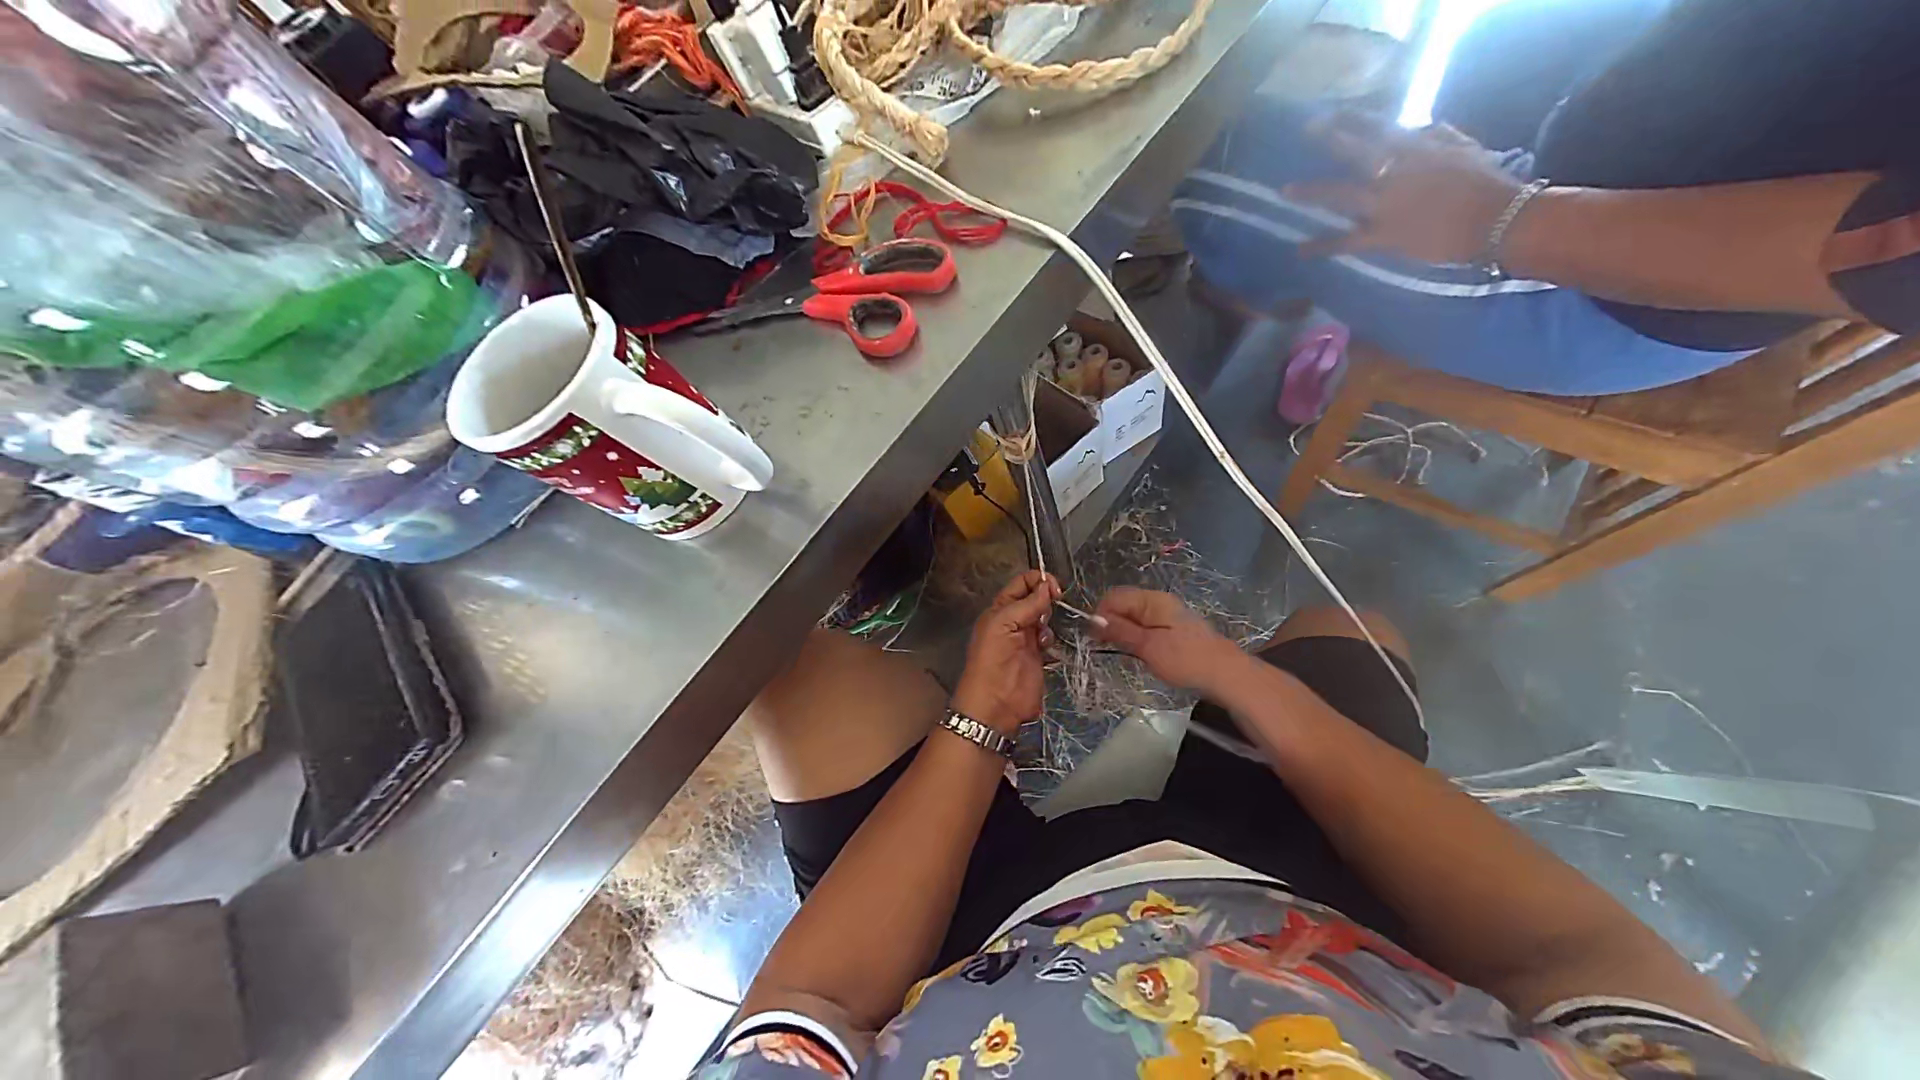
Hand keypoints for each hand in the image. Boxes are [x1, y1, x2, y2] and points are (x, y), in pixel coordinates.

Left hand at [951, 570, 1059, 735]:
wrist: (995, 703)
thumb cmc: (993, 660)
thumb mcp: (1003, 625)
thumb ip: (1027, 604)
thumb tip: (1047, 585)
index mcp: (1000, 609)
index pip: (1021, 584)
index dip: (1038, 581)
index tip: (1054, 587)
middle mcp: (1014, 621)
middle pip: (1035, 599)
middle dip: (1047, 599)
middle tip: (1057, 604)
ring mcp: (1027, 639)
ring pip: (1045, 618)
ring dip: (1051, 620)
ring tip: (1045, 633)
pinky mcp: (1039, 657)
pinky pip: (1051, 639)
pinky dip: (1054, 639)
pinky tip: (1049, 646)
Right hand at [1093, 587, 1245, 694]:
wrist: (1226, 675)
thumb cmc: (1185, 660)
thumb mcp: (1148, 646)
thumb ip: (1121, 630)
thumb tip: (1095, 619)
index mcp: (1152, 600)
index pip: (1114, 597)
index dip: (1100, 615)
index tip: (1095, 639)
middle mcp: (1158, 602)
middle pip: (1123, 605)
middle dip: (1111, 624)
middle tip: (1108, 648)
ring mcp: (1167, 615)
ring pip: (1134, 618)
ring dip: (1124, 633)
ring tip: (1126, 653)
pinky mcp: (1173, 630)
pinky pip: (1146, 628)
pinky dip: (1138, 639)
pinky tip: (1141, 654)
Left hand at [1285, 110, 1522, 264]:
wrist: (1497, 220)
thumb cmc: (1486, 183)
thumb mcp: (1466, 149)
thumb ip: (1438, 137)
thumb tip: (1419, 128)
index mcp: (1418, 149)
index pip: (1381, 127)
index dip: (1355, 120)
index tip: (1332, 113)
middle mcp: (1396, 173)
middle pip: (1357, 152)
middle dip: (1332, 139)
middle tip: (1308, 130)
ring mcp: (1386, 205)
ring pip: (1341, 196)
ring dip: (1312, 192)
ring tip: (1285, 191)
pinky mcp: (1383, 235)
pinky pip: (1346, 241)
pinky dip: (1322, 246)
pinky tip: (1300, 250)